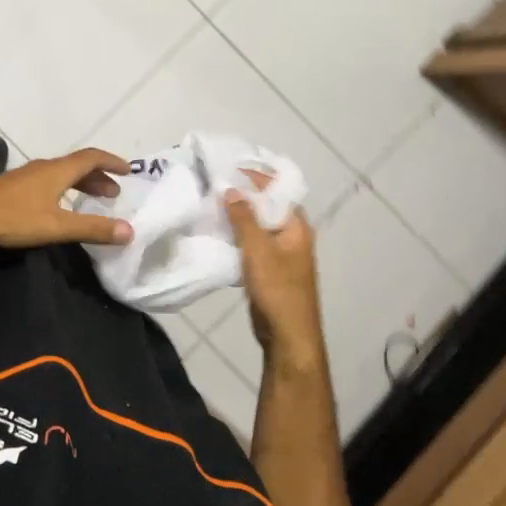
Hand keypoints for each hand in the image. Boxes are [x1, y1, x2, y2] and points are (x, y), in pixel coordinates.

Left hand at [0, 147, 135, 248]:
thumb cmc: (13, 219)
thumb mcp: (57, 227)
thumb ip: (92, 229)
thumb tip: (130, 231)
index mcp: (56, 171)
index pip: (91, 157)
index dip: (111, 162)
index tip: (128, 171)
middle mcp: (42, 167)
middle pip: (76, 165)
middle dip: (98, 176)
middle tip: (113, 193)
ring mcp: (25, 176)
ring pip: (60, 173)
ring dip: (80, 183)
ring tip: (92, 199)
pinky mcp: (12, 187)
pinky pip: (47, 181)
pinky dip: (63, 188)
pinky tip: (58, 206)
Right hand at [224, 188, 324, 367]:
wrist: (287, 337)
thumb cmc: (278, 290)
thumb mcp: (258, 249)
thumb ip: (244, 218)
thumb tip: (231, 190)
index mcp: (297, 227)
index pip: (277, 191)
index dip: (254, 178)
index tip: (226, 169)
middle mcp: (291, 236)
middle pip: (265, 208)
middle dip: (241, 197)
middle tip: (211, 186)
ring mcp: (280, 254)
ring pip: (256, 228)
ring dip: (236, 218)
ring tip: (208, 206)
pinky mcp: (267, 270)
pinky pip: (250, 246)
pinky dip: (235, 238)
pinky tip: (215, 235)